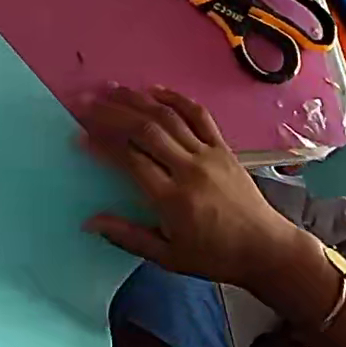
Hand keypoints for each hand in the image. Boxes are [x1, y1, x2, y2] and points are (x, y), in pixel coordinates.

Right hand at [80, 86, 316, 295]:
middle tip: (87, 103)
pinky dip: (175, 98)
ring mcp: (208, 154)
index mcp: (173, 199)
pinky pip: (198, 115)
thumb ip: (127, 236)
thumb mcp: (168, 257)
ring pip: (168, 117)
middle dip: (112, 113)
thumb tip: (89, 221)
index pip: (130, 160)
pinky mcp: (223, 146)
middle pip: (145, 130)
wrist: (266, 249)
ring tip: (111, 89)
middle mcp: (189, 169)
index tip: (79, 135)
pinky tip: (153, 90)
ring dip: (137, 99)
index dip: (102, 144)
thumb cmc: (213, 256)